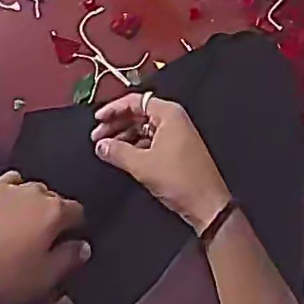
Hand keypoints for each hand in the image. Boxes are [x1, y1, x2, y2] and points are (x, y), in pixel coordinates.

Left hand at [0, 172, 87, 303]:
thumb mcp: (45, 279)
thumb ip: (70, 259)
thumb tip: (82, 247)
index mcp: (54, 211)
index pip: (77, 212)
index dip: (76, 229)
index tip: (70, 242)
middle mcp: (35, 193)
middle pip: (55, 200)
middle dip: (53, 217)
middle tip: (43, 243)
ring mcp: (9, 189)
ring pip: (32, 191)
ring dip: (33, 206)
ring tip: (22, 231)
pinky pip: (8, 184)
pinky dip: (12, 194)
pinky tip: (6, 211)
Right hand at [93, 93, 231, 233]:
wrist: (206, 203)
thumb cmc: (179, 179)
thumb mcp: (143, 165)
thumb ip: (118, 152)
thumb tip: (100, 145)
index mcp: (168, 113)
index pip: (136, 100)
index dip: (114, 108)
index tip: (97, 119)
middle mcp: (173, 118)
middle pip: (139, 112)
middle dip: (117, 123)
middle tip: (96, 136)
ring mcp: (175, 133)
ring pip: (144, 127)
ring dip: (124, 135)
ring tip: (104, 147)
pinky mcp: (175, 148)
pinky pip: (150, 139)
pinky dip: (135, 145)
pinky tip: (121, 155)